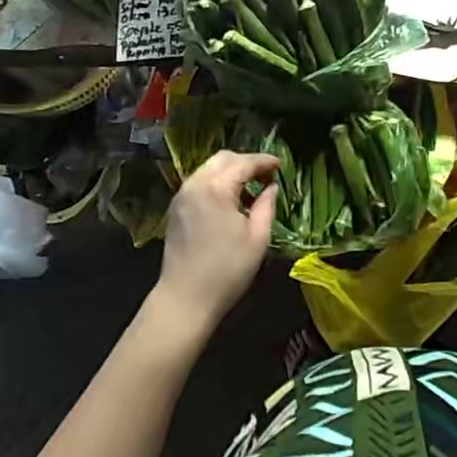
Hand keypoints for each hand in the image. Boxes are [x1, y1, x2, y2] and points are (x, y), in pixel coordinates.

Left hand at [156, 150, 277, 326]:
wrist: (186, 297)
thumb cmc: (227, 270)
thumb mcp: (257, 238)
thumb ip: (267, 206)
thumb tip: (271, 187)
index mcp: (214, 188)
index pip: (243, 162)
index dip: (264, 161)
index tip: (281, 165)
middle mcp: (194, 184)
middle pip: (222, 159)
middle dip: (245, 162)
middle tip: (266, 176)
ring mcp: (181, 196)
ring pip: (208, 170)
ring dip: (230, 173)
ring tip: (251, 190)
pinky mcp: (175, 209)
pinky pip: (199, 184)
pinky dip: (217, 184)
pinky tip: (231, 202)